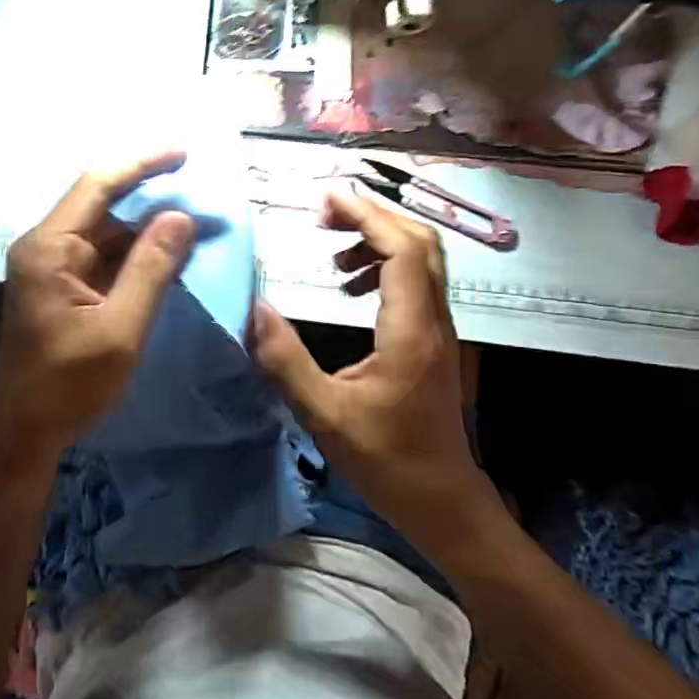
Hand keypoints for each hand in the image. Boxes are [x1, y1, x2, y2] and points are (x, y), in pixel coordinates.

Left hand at [0, 152, 193, 463]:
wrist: (23, 435)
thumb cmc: (68, 385)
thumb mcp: (120, 328)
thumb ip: (151, 269)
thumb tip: (181, 217)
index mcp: (50, 248)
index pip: (98, 186)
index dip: (142, 165)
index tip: (184, 154)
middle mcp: (47, 247)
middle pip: (105, 206)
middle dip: (154, 199)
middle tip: (204, 197)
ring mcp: (54, 268)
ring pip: (109, 232)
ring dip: (150, 229)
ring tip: (197, 224)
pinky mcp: (65, 287)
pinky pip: (107, 257)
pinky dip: (139, 255)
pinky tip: (171, 255)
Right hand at [252, 191, 499, 548]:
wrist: (443, 497)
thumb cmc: (388, 461)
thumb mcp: (326, 416)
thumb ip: (286, 362)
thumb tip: (255, 311)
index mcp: (412, 329)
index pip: (401, 248)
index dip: (366, 215)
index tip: (326, 201)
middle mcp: (435, 318)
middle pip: (419, 241)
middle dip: (373, 216)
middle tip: (325, 217)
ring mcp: (441, 327)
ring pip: (423, 258)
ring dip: (381, 240)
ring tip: (335, 258)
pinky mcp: (437, 337)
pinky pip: (419, 280)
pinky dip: (387, 266)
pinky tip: (354, 290)